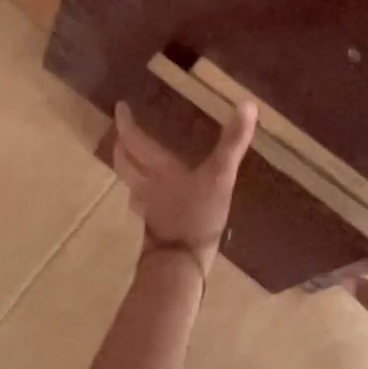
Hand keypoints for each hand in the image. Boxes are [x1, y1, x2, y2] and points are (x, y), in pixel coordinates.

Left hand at [111, 100, 257, 271]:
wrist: (181, 264)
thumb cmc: (197, 215)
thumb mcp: (219, 176)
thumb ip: (232, 143)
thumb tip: (247, 104)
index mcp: (157, 168)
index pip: (134, 140)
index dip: (125, 123)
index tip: (120, 107)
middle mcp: (146, 185)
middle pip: (124, 163)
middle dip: (121, 146)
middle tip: (122, 134)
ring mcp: (149, 209)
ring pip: (131, 183)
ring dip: (129, 169)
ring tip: (136, 160)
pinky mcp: (155, 227)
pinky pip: (143, 202)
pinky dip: (144, 192)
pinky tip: (157, 197)